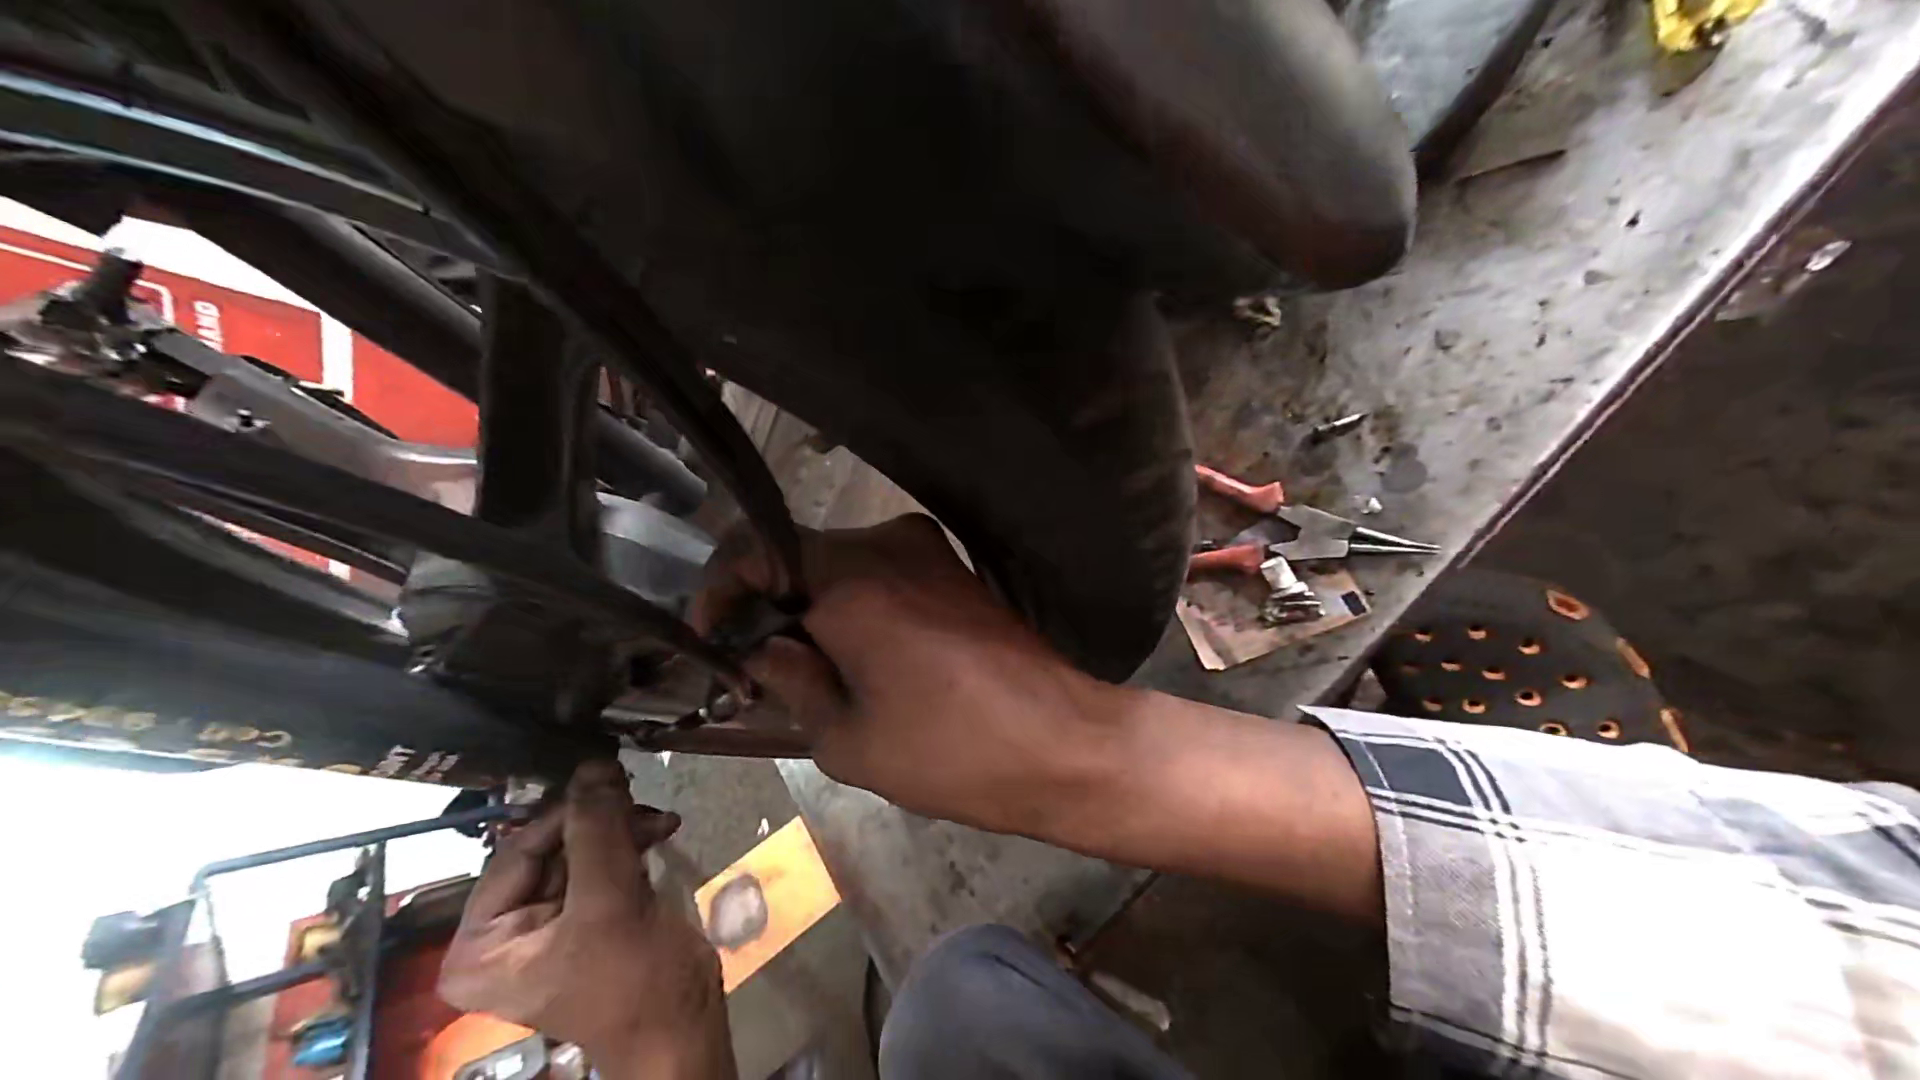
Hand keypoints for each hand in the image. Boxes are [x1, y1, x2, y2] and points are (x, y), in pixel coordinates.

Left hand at [438, 761, 734, 1079]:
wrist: (684, 1027)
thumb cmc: (633, 981)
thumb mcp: (609, 903)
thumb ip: (597, 830)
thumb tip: (594, 762)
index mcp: (481, 943)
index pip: (518, 850)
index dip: (566, 812)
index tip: (614, 775)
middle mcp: (504, 930)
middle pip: (552, 845)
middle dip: (603, 821)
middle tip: (643, 802)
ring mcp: (548, 922)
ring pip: (582, 846)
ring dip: (624, 828)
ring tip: (661, 822)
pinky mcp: (589, 914)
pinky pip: (603, 860)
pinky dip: (632, 842)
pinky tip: (662, 832)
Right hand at [695, 515, 1129, 837]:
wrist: (1062, 742)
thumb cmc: (952, 752)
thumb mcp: (848, 738)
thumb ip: (790, 680)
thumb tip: (761, 648)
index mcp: (852, 580)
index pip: (754, 551)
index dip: (719, 591)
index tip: (712, 636)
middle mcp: (889, 544)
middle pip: (796, 555)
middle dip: (767, 605)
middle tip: (755, 663)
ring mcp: (928, 550)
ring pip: (839, 565)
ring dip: (812, 606)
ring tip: (805, 668)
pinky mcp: (953, 568)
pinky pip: (880, 573)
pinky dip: (853, 604)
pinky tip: (856, 654)